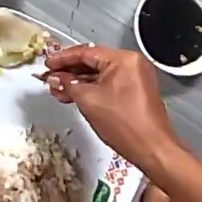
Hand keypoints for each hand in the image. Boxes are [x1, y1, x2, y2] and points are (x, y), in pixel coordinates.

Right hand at [42, 45, 183, 169]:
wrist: (152, 148)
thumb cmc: (126, 124)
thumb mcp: (88, 100)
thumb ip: (68, 85)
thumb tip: (56, 78)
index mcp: (123, 59)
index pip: (87, 52)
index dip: (64, 58)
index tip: (48, 63)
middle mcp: (132, 64)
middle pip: (94, 62)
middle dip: (70, 71)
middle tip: (50, 76)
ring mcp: (135, 78)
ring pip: (100, 75)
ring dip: (79, 82)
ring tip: (58, 89)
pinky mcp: (135, 92)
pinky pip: (108, 85)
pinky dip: (92, 89)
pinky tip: (74, 96)